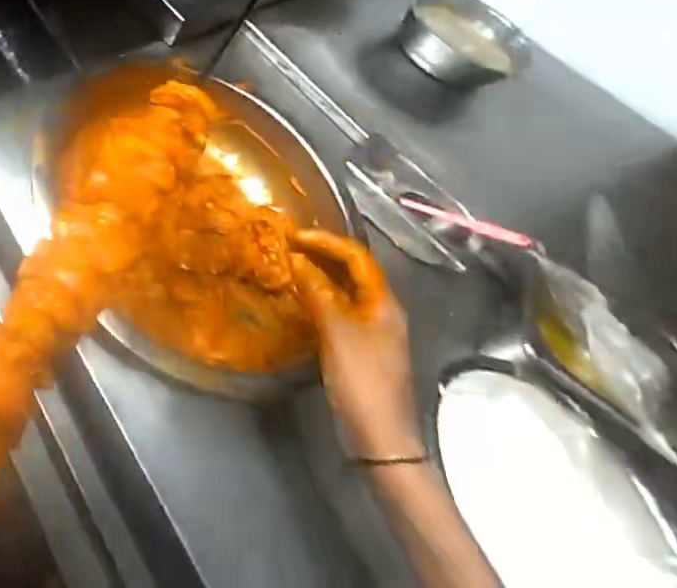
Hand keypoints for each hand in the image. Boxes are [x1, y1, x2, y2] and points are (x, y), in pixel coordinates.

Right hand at [292, 230, 422, 460]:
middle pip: (354, 270)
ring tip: (293, 265)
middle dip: (324, 253)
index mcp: (384, 301)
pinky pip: (342, 307)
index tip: (296, 236)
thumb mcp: (336, 333)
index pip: (356, 256)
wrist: (382, 439)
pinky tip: (304, 298)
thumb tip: (297, 261)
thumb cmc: (362, 382)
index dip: (326, 241)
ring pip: (347, 289)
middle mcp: (383, 309)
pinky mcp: (364, 346)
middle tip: (292, 246)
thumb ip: (317, 292)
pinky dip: (322, 295)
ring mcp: (375, 329)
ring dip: (322, 274)